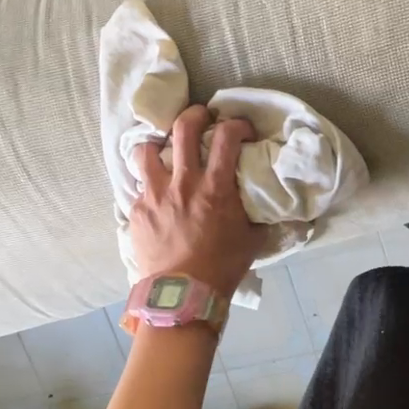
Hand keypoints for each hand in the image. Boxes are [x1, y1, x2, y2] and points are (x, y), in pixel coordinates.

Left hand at [128, 106, 265, 295]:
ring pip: (146, 150)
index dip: (237, 124)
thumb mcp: (252, 239)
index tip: (242, 129)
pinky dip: (149, 183)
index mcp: (215, 187)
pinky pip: (139, 186)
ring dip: (158, 145)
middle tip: (202, 117)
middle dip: (195, 114)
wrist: (183, 293)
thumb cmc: (223, 267)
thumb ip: (257, 215)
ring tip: (165, 152)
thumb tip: (270, 207)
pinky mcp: (137, 210)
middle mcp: (183, 182)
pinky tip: (157, 194)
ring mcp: (155, 194)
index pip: (226, 136)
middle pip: (183, 128)